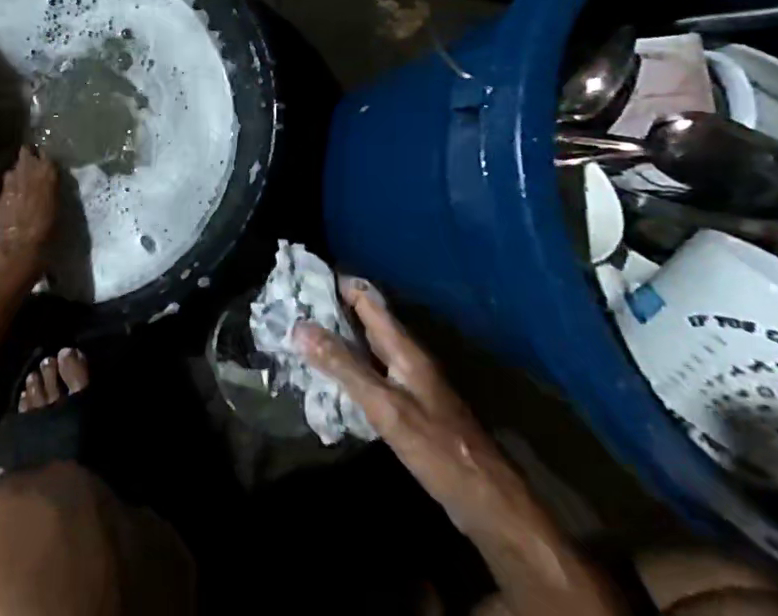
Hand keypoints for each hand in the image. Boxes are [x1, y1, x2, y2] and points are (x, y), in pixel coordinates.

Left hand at [0, 147, 56, 282]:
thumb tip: (52, 182)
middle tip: (33, 165)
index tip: (47, 162)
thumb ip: (53, 188)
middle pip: (26, 152)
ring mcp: (11, 179)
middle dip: (29, 156)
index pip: (46, 153)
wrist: (19, 245)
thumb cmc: (48, 229)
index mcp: (48, 172)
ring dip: (19, 170)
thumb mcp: (59, 206)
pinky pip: (8, 181)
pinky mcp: (0, 191)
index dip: (45, 157)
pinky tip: (15, 193)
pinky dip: (11, 184)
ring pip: (15, 165)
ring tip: (24, 180)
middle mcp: (28, 169)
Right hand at [296, 278, 536, 538]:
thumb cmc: (435, 446)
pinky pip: (372, 373)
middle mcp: (408, 357)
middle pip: (367, 321)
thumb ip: (343, 366)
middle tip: (292, 310)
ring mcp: (411, 381)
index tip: (302, 280)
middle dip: (333, 311)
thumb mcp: (384, 405)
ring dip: (339, 340)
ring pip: (368, 347)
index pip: (368, 299)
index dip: (338, 285)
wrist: (485, 497)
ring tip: (301, 340)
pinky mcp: (410, 405)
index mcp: (404, 348)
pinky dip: (349, 368)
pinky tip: (330, 380)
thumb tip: (299, 328)